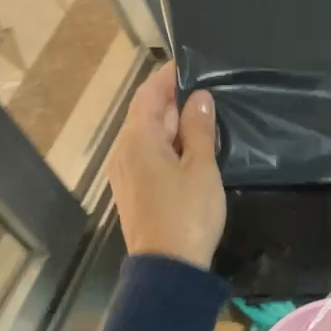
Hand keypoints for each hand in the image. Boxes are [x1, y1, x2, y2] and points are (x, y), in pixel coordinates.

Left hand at [109, 66, 224, 268]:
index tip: (189, 63)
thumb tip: (199, 97)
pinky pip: (148, 156)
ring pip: (148, 136)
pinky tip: (189, 150)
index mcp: (138, 139)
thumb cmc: (188, 214)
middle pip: (146, 114)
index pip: (148, 94)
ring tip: (203, 117)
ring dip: (172, 124)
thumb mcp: (201, 168)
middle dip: (173, 100)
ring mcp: (126, 173)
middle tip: (206, 90)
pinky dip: (167, 145)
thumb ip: (199, 129)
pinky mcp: (134, 191)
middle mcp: (124, 151)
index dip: (167, 77)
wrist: (168, 267)